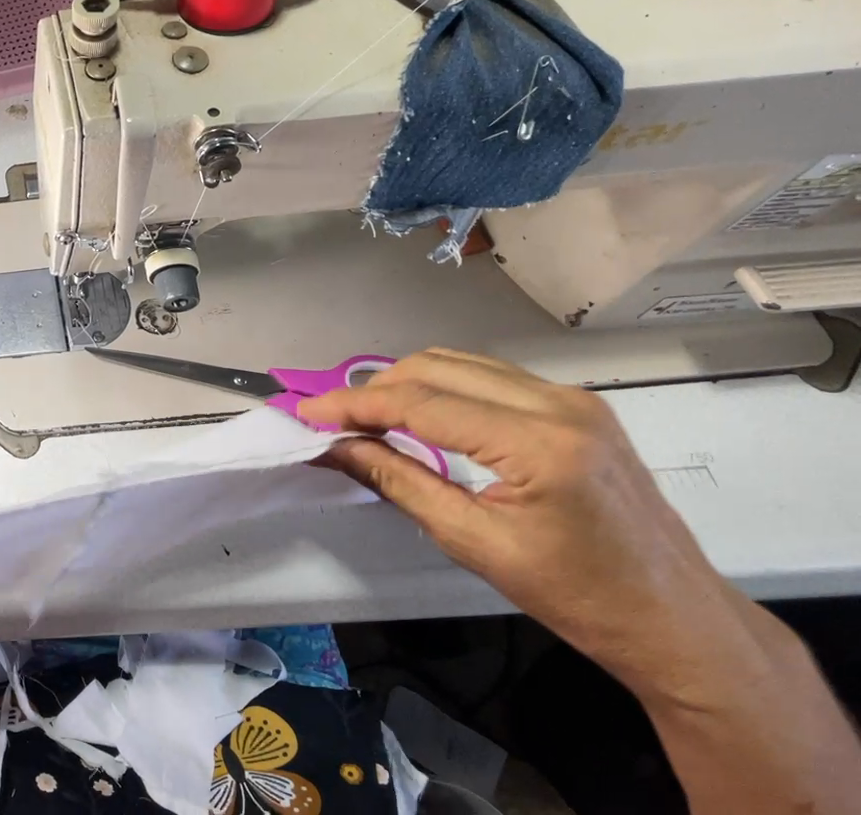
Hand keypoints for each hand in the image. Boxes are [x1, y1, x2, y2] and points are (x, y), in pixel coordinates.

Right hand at [295, 349, 746, 694]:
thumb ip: (398, 481)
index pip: (421, 403)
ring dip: (406, 384)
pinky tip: (418, 416)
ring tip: (367, 418)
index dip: (354, 404)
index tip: (306, 414)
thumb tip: (334, 447)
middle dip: (374, 388)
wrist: (674, 617)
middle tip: (333, 421)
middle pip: (436, 368)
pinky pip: (489, 376)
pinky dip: (442, 388)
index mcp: (538, 444)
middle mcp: (559, 404)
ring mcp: (573, 399)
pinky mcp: (578, 405)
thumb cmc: (573, 594)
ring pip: (461, 363)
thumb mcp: (471, 541)